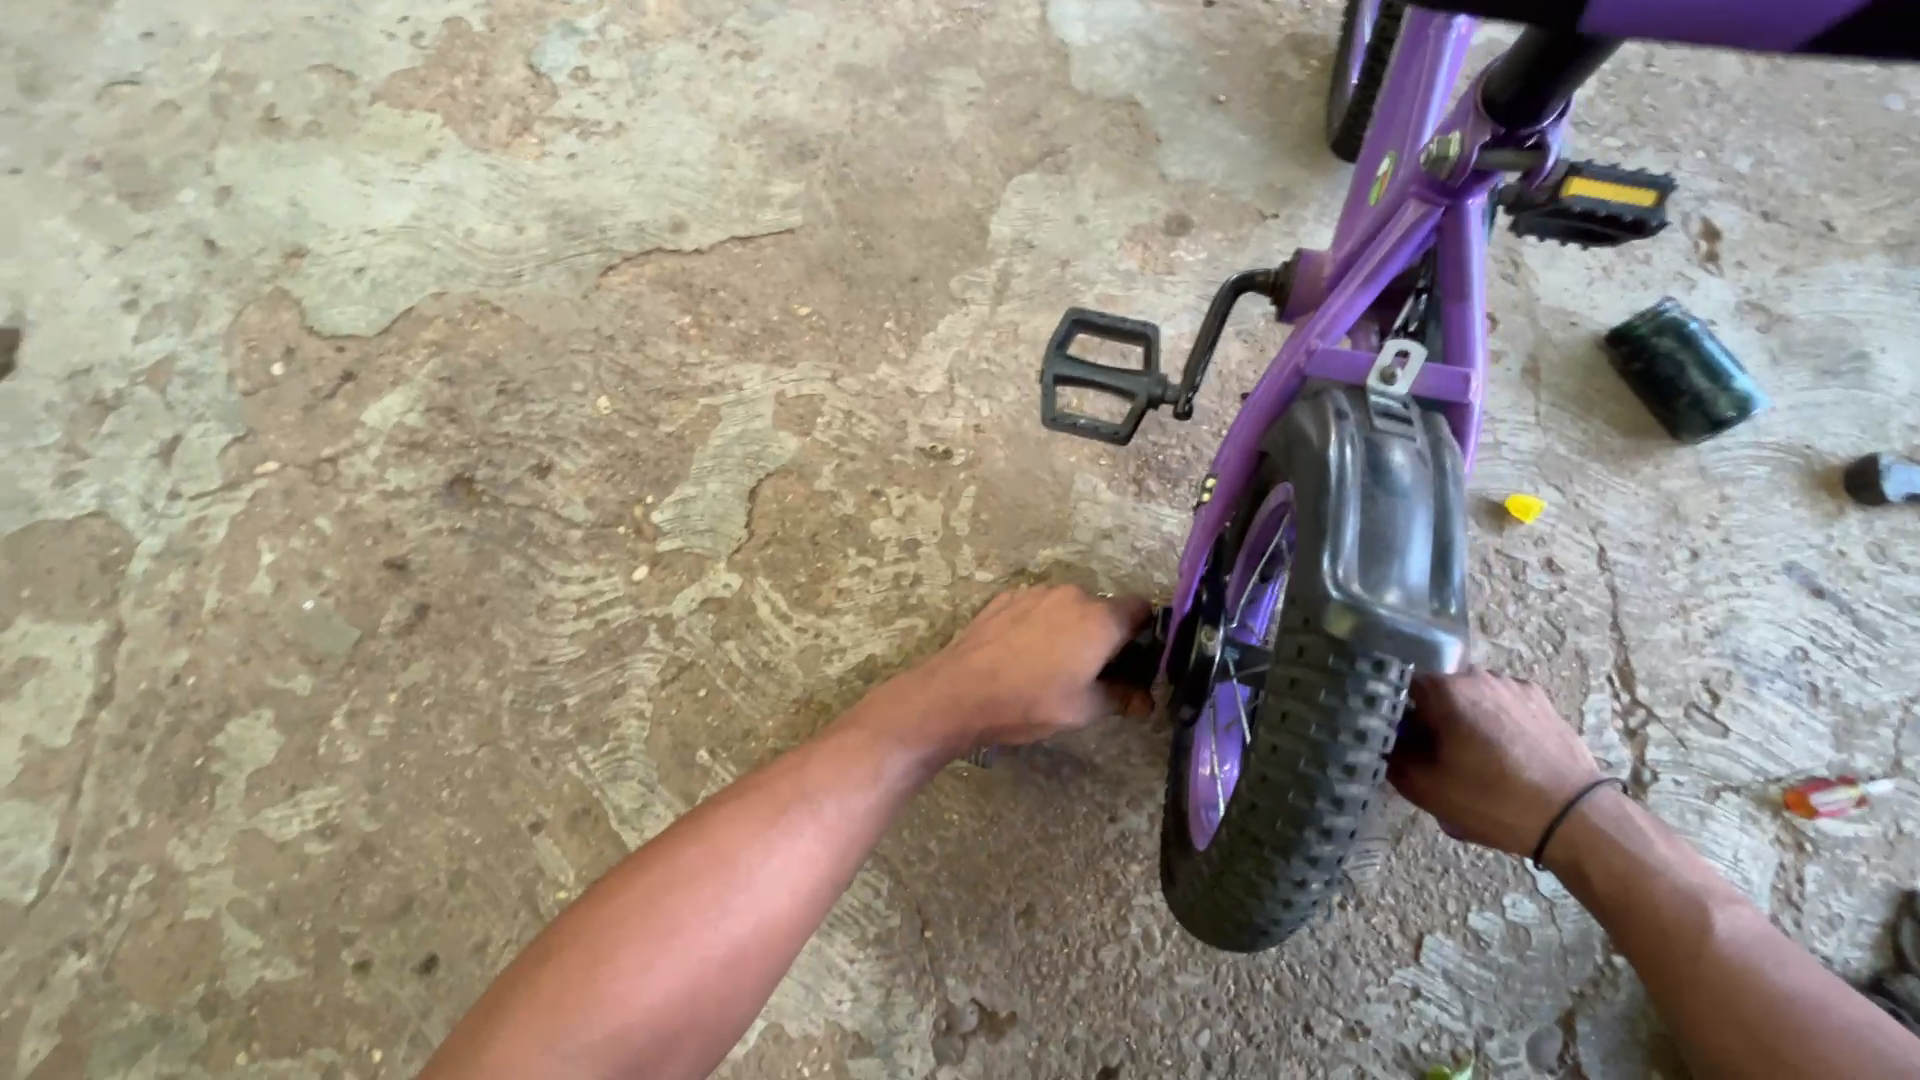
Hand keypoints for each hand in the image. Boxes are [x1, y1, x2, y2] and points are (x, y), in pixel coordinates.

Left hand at [902, 585, 1151, 753]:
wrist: (959, 691)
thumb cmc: (1030, 702)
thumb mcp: (1084, 709)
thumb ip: (1121, 698)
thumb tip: (1145, 700)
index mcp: (1100, 619)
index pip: (1141, 609)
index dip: (1143, 633)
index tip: (1133, 659)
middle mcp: (1072, 595)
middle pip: (1102, 609)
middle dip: (1103, 635)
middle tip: (1091, 671)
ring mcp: (1035, 592)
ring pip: (1067, 606)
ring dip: (1069, 628)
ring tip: (1050, 664)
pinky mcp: (1005, 598)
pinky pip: (1036, 607)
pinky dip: (1038, 624)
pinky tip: (1021, 653)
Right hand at [1387, 668, 1605, 856]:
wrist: (1576, 819)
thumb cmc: (1492, 799)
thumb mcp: (1424, 788)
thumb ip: (1392, 759)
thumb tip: (1384, 744)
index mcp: (1445, 689)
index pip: (1400, 684)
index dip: (1392, 709)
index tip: (1394, 735)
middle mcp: (1478, 677)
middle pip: (1437, 691)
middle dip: (1430, 716)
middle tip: (1431, 752)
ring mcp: (1515, 688)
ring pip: (1472, 697)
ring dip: (1464, 719)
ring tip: (1471, 756)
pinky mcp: (1543, 704)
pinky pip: (1502, 706)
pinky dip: (1495, 722)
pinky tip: (1502, 754)